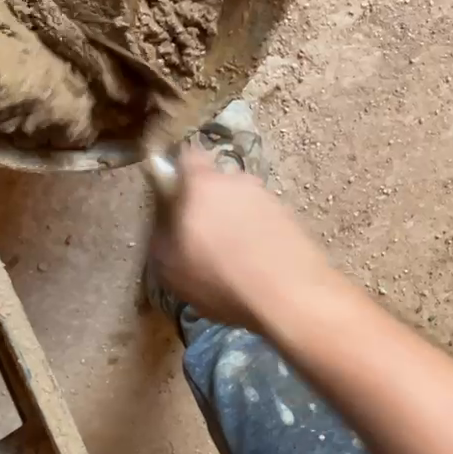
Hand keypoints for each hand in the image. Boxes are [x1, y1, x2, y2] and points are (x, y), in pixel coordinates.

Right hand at [149, 147, 336, 329]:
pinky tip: (255, 266)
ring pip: (241, 202)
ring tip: (232, 258)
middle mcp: (236, 180)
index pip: (187, 156)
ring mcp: (268, 197)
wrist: (292, 297)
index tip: (173, 197)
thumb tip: (164, 221)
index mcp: (201, 183)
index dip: (179, 172)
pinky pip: (263, 220)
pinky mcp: (291, 218)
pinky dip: (257, 236)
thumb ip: (160, 233)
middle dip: (208, 203)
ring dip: (234, 221)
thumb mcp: (168, 265)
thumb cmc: (219, 277)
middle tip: (202, 237)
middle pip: (215, 182)